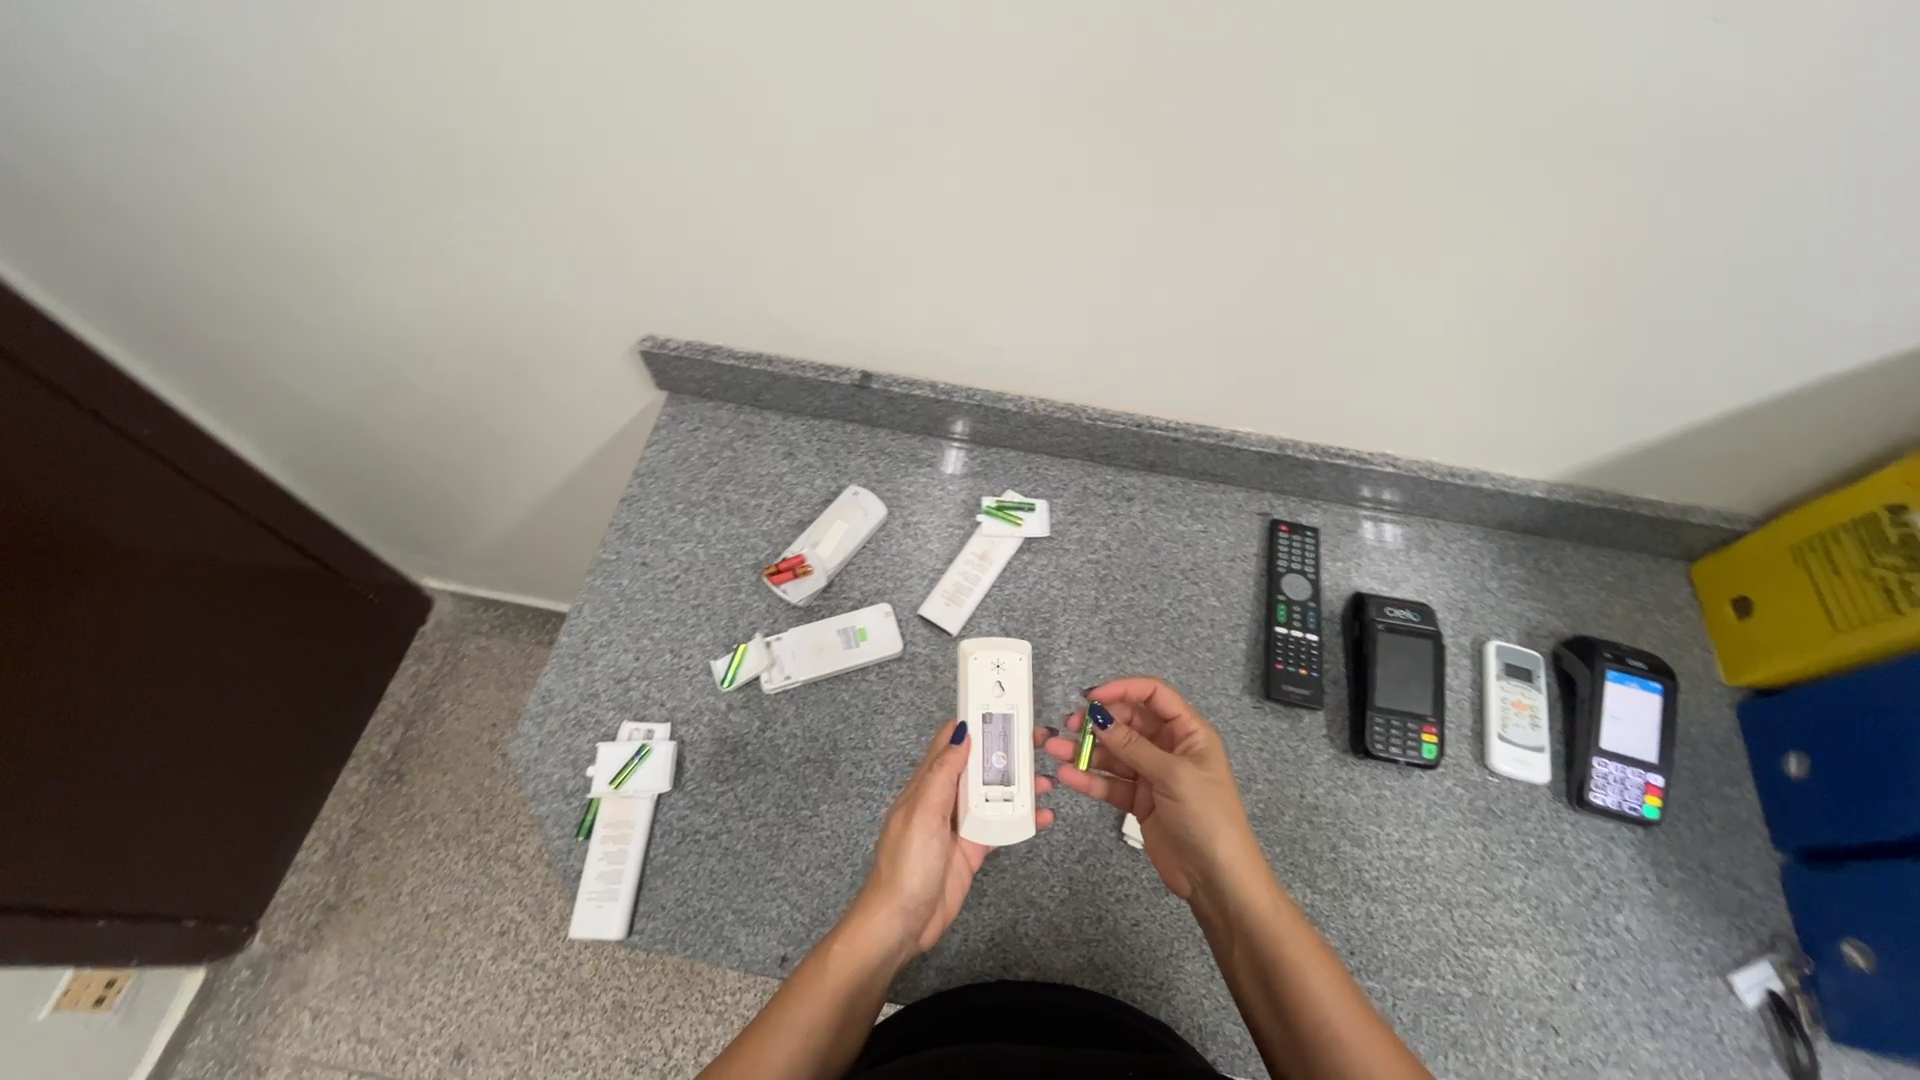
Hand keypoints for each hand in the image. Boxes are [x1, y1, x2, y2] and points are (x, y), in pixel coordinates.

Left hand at [850, 717, 1054, 956]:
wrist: (903, 922)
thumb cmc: (907, 864)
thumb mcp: (923, 813)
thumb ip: (943, 773)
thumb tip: (962, 732)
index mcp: (926, 784)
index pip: (951, 744)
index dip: (974, 724)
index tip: (1003, 708)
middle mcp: (943, 799)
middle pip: (978, 767)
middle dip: (1005, 753)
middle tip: (1039, 741)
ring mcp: (959, 824)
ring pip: (993, 794)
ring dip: (1019, 785)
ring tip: (1048, 778)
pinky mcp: (973, 849)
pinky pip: (1001, 826)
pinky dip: (1023, 818)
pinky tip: (1045, 815)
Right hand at [1044, 677, 1263, 900]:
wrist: (1217, 878)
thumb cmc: (1209, 817)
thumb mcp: (1173, 775)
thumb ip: (1133, 746)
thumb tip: (1099, 717)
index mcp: (1188, 732)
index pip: (1153, 695)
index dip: (1123, 690)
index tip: (1091, 697)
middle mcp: (1169, 748)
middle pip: (1128, 723)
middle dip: (1098, 722)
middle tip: (1069, 725)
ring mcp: (1152, 775)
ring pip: (1114, 753)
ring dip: (1086, 750)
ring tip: (1055, 750)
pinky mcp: (1139, 801)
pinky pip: (1110, 782)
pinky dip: (1089, 779)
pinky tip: (1068, 776)